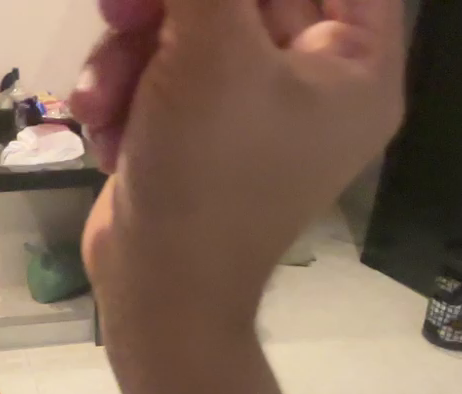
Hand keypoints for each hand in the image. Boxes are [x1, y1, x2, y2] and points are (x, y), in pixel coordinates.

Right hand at [72, 0, 405, 324]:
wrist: (158, 296)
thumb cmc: (205, 180)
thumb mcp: (212, 49)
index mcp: (357, 63)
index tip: (202, 1)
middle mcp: (315, 80)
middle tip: (119, 6)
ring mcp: (253, 107)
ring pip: (194, 22)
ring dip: (133, 49)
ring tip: (104, 93)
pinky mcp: (202, 130)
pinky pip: (168, 71)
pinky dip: (129, 92)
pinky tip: (108, 130)